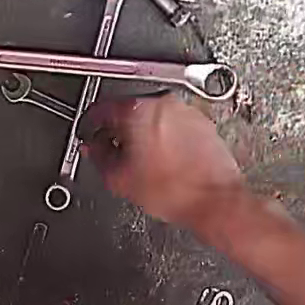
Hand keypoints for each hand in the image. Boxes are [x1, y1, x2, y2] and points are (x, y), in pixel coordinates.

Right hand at [83, 96, 245, 230]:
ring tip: (138, 162)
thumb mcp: (120, 178)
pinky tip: (161, 162)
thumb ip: (99, 157)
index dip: (90, 125)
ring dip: (141, 134)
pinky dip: (162, 138)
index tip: (89, 134)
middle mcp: (163, 103)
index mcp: (137, 111)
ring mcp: (185, 111)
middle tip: (111, 152)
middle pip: (128, 111)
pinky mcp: (201, 123)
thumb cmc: (176, 191)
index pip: (102, 109)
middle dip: (117, 131)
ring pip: (152, 118)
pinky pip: (172, 125)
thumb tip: (94, 148)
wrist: (215, 201)